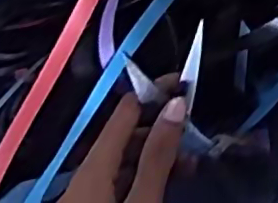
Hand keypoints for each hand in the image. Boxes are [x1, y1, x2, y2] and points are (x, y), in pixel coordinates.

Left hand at [64, 92, 187, 201]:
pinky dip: (143, 176)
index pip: (127, 107)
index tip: (186, 85)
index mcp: (91, 169)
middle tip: (194, 133)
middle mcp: (82, 178)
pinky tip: (163, 183)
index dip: (158, 90)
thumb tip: (176, 103)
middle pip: (126, 135)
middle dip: (162, 128)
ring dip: (156, 155)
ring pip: (124, 161)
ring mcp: (82, 198)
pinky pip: (117, 183)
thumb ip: (157, 155)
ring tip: (187, 163)